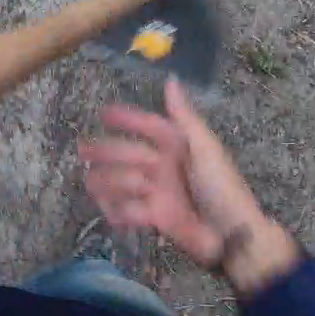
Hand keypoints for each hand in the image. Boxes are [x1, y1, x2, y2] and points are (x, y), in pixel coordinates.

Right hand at [77, 79, 299, 294]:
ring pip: (118, 181)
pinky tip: (121, 213)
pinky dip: (119, 212)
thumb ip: (184, 117)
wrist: (231, 236)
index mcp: (177, 146)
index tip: (102, 113)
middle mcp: (162, 165)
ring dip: (116, 183)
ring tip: (128, 188)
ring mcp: (155, 192)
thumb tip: (170, 79)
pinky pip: (123, 211)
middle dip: (107, 151)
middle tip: (84, 151)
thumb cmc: (222, 188)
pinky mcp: (152, 217)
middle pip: (124, 152)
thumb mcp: (206, 149)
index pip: (147, 126)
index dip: (126, 118)